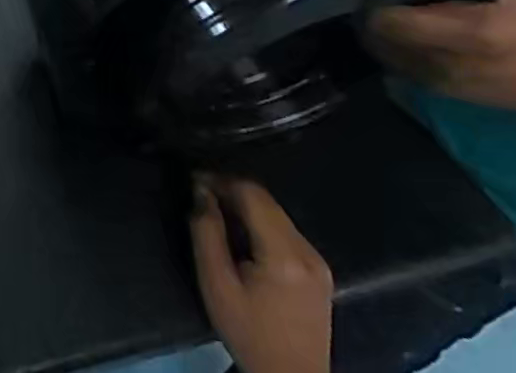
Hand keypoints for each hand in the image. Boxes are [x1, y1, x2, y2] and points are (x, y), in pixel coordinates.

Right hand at [192, 176, 332, 372]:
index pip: (253, 195)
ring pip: (277, 213)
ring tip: (218, 213)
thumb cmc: (249, 335)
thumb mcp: (217, 286)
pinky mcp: (320, 270)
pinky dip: (262, 223)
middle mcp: (308, 251)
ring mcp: (318, 260)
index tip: (195, 180)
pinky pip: (286, 230)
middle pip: (267, 201)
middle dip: (233, 191)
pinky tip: (244, 237)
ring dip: (247, 206)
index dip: (222, 180)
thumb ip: (207, 234)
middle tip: (202, 195)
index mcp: (284, 255)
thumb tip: (202, 193)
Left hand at [367, 0, 515, 130]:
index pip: (389, 16)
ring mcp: (448, 85)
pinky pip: (404, 67)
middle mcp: (449, 63)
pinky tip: (414, 20)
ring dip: (381, 25)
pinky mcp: (454, 96)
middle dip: (372, 2)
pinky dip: (397, 44)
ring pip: (385, 52)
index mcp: (473, 31)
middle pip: (376, 33)